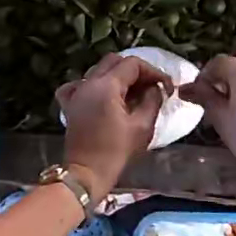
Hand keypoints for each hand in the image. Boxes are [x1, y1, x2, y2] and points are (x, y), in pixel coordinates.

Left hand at [55, 54, 170, 196]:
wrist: (86, 173)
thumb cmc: (116, 151)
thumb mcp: (142, 126)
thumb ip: (152, 100)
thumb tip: (156, 88)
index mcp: (105, 86)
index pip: (132, 64)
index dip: (153, 71)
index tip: (165, 87)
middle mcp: (88, 83)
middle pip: (114, 62)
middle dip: (136, 71)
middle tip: (151, 88)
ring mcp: (76, 93)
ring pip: (98, 71)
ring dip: (117, 77)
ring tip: (133, 94)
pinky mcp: (70, 105)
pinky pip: (79, 85)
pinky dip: (93, 85)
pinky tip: (101, 96)